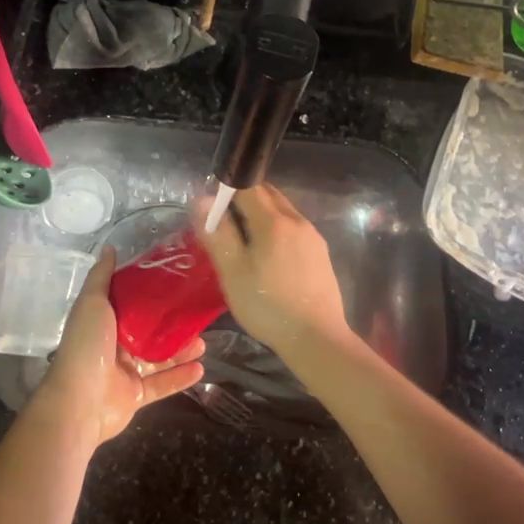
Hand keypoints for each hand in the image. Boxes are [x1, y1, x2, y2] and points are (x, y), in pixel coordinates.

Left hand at [35, 251, 205, 444]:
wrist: (79, 402)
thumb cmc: (86, 347)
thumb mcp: (92, 303)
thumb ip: (102, 277)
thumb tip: (110, 247)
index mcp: (103, 322)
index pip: (131, 304)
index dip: (151, 293)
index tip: (176, 282)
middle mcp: (114, 345)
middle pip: (149, 331)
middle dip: (173, 325)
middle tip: (196, 315)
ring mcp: (125, 372)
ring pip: (159, 358)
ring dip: (181, 351)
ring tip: (203, 342)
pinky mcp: (136, 396)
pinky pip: (162, 384)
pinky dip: (180, 377)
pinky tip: (200, 368)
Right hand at [194, 185, 350, 359]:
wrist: (316, 337)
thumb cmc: (268, 306)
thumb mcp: (233, 273)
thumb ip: (219, 234)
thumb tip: (203, 200)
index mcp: (274, 221)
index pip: (247, 187)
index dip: (227, 193)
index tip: (213, 213)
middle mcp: (297, 220)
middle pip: (268, 194)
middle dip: (244, 201)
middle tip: (225, 228)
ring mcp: (312, 236)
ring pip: (282, 211)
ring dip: (262, 216)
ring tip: (245, 245)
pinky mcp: (320, 252)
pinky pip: (294, 228)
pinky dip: (277, 230)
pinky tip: (269, 258)